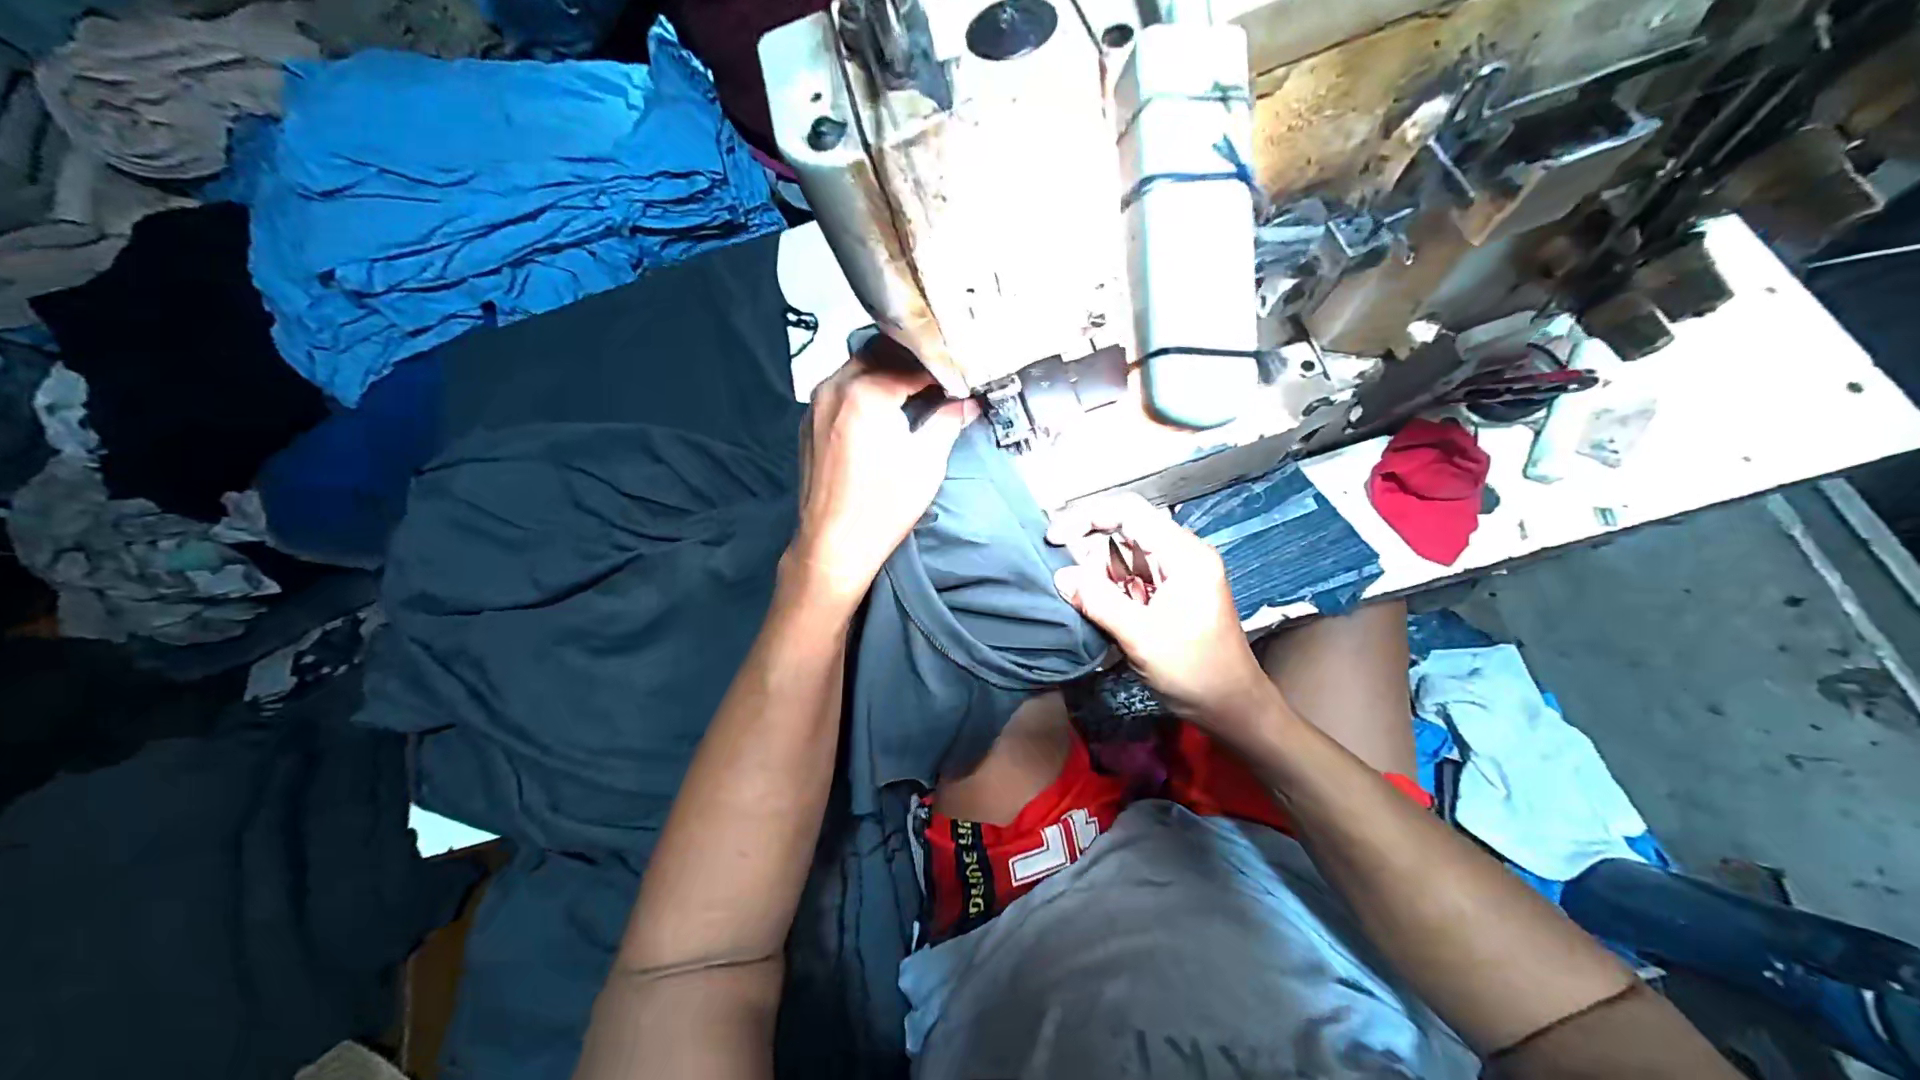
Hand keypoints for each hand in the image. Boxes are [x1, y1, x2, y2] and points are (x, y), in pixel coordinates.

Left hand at [787, 358, 975, 606]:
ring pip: (856, 369)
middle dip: (910, 362)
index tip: (958, 377)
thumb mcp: (926, 461)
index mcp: (865, 393)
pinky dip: (863, 389)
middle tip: (938, 379)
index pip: (910, 363)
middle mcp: (834, 389)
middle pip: (878, 354)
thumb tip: (967, 403)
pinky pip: (839, 390)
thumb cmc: (881, 507)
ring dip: (885, 373)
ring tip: (913, 392)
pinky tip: (883, 410)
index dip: (939, 368)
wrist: (833, 544)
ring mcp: (816, 405)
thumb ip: (948, 421)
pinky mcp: (809, 423)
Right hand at [1048, 493, 1278, 733]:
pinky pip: (1132, 579)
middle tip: (1067, 581)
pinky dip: (1111, 589)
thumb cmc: (1196, 672)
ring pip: (1125, 558)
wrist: (1233, 708)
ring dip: (1099, 575)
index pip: (1130, 514)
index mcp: (1185, 556)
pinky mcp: (1170, 595)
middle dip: (1090, 553)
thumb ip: (1099, 601)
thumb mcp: (1141, 636)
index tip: (1054, 538)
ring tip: (1082, 600)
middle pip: (1125, 533)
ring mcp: (1177, 576)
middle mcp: (1182, 557)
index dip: (1087, 518)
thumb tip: (1061, 577)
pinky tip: (1097, 607)